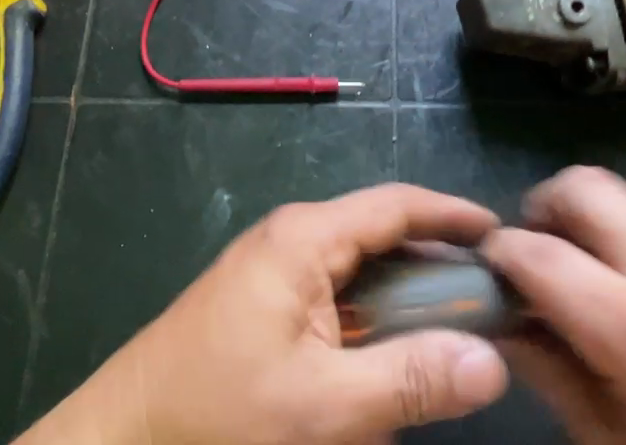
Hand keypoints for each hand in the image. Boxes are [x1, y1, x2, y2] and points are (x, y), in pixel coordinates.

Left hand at [19, 184, 508, 444]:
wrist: (119, 441)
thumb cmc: (220, 416)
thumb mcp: (324, 408)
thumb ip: (411, 379)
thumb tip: (493, 360)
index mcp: (306, 237)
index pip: (398, 205)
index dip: (454, 215)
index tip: (506, 236)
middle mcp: (291, 239)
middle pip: (382, 236)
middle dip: (437, 265)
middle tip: (493, 300)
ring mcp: (273, 271)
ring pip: (360, 272)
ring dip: (405, 298)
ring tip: (454, 329)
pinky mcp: (262, 305)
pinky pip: (334, 299)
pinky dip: (371, 321)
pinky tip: (390, 358)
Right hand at [480, 167, 625, 444]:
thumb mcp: (614, 441)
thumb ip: (551, 372)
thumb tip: (504, 323)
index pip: (538, 253)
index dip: (500, 254)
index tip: (489, 269)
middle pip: (584, 187)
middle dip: (545, 208)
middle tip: (538, 252)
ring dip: (595, 228)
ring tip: (596, 281)